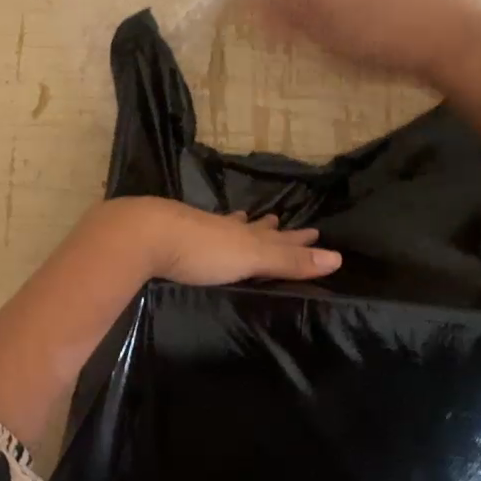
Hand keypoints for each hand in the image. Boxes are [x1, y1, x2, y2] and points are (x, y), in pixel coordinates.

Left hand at [101, 198, 340, 285]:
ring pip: (221, 227)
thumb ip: (289, 261)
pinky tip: (195, 233)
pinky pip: (195, 235)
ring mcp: (191, 230)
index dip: (296, 238)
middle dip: (266, 228)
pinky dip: (205, 235)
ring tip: (242, 219)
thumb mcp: (251, 257)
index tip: (314, 232)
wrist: (142, 236)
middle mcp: (220, 228)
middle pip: (249, 227)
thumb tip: (338, 258)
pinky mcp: (166, 238)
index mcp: (242, 233)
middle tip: (278, 219)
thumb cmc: (202, 249)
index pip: (276, 236)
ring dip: (234, 226)